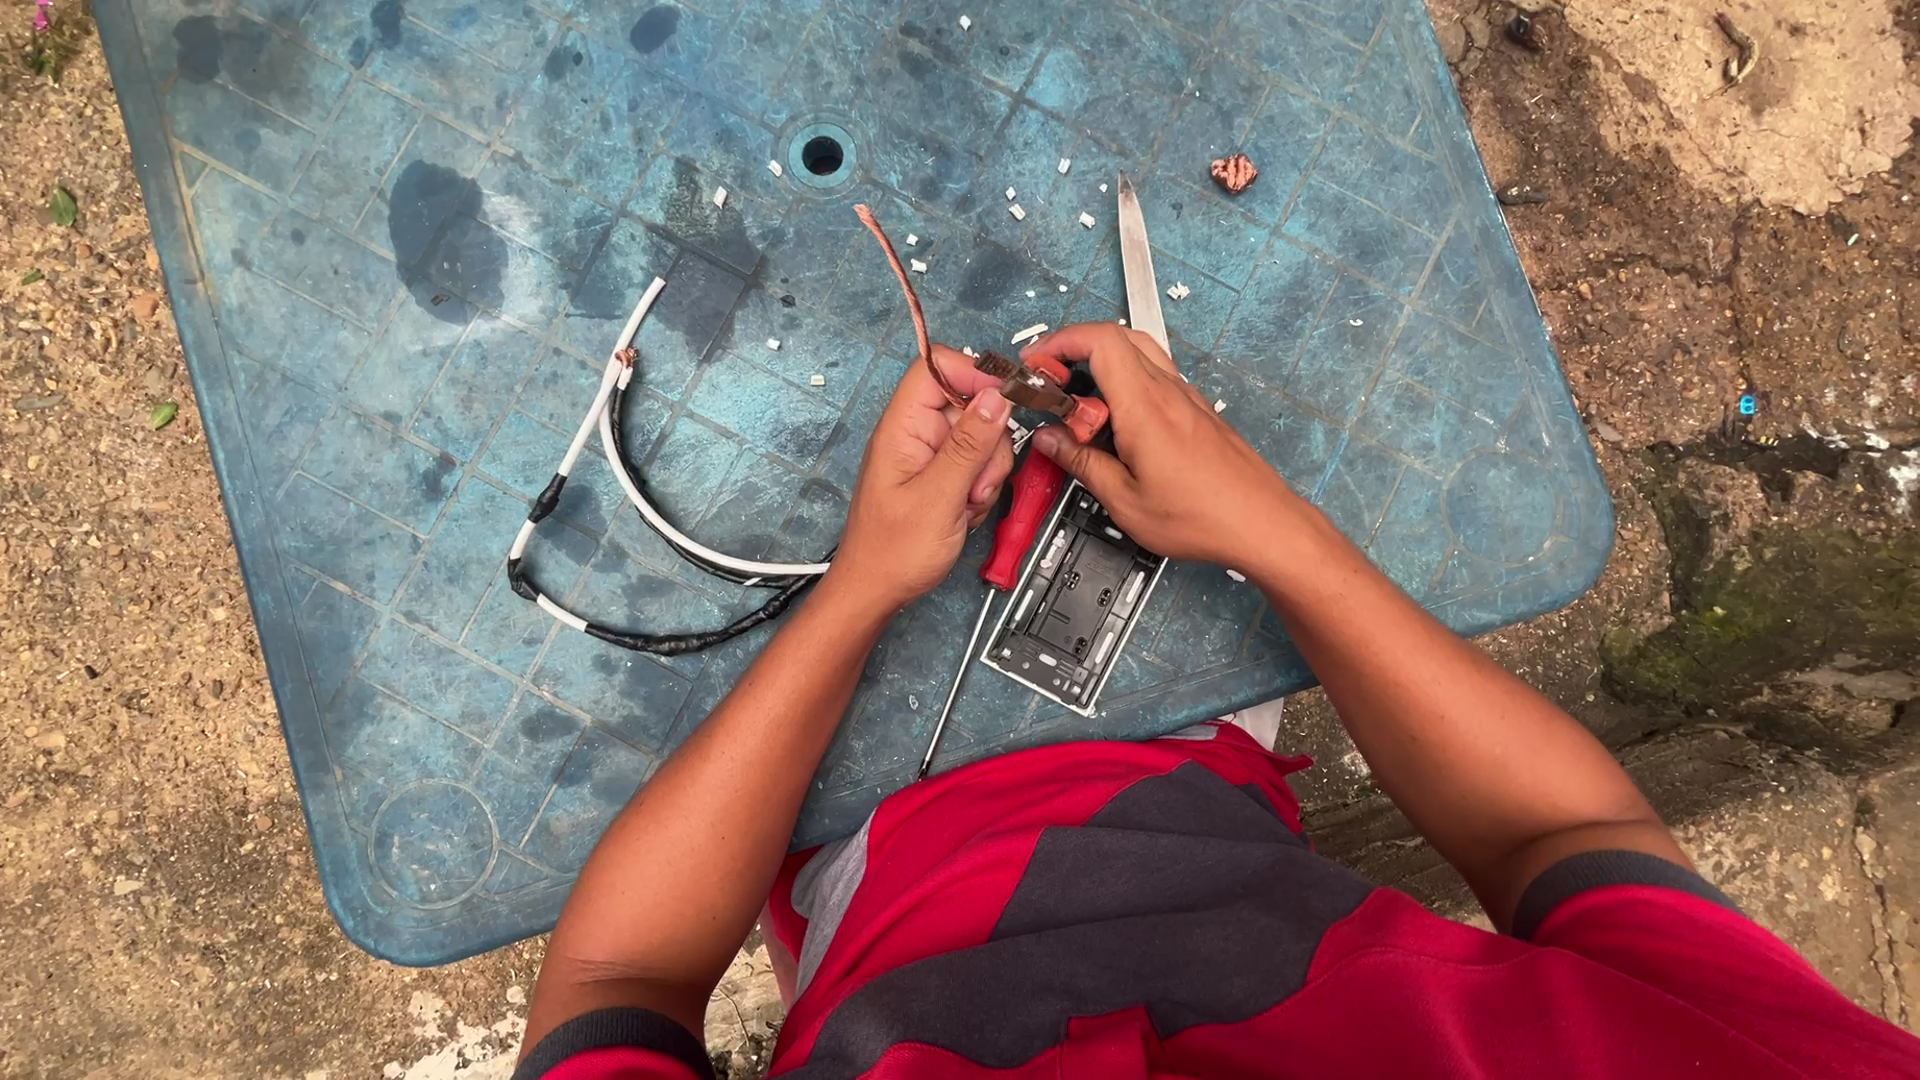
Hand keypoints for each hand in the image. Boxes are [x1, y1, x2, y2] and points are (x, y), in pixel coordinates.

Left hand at [829, 346, 1015, 612]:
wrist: (877, 591)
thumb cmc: (894, 552)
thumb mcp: (939, 498)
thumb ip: (970, 445)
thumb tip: (996, 396)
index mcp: (902, 428)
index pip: (936, 368)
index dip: (973, 375)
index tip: (1004, 403)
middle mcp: (915, 435)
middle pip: (969, 405)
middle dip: (987, 444)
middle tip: (977, 484)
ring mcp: (929, 456)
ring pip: (980, 438)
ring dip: (986, 472)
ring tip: (968, 504)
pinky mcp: (941, 477)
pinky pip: (977, 466)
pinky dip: (980, 489)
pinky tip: (965, 512)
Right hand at [1025, 323, 1308, 568]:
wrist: (1262, 523)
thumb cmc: (1199, 517)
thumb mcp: (1124, 500)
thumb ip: (1081, 463)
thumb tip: (1049, 439)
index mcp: (1145, 406)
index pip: (1100, 341)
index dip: (1060, 341)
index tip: (1036, 363)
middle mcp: (1167, 390)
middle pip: (1117, 337)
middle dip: (1074, 347)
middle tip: (1050, 379)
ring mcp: (1185, 397)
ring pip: (1137, 353)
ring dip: (1101, 363)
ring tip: (1077, 400)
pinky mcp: (1195, 410)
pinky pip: (1154, 376)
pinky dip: (1124, 382)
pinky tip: (1113, 420)